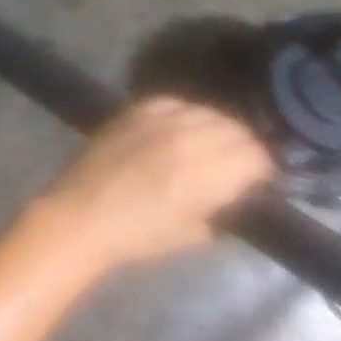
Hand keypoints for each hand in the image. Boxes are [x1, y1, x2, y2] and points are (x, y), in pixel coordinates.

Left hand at [28, 97, 274, 267]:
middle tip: (235, 164)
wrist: (79, 217)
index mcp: (205, 176)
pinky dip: (186, 115)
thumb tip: (235, 193)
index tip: (256, 179)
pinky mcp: (138, 109)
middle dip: (243, 147)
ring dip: (218, 129)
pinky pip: (177, 103)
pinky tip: (181, 130)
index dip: (261, 169)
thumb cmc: (136, 237)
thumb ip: (221, 208)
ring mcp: (162, 119)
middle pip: (238, 130)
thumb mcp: (192, 234)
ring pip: (210, 112)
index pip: (256, 156)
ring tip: (209, 145)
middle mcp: (189, 139)